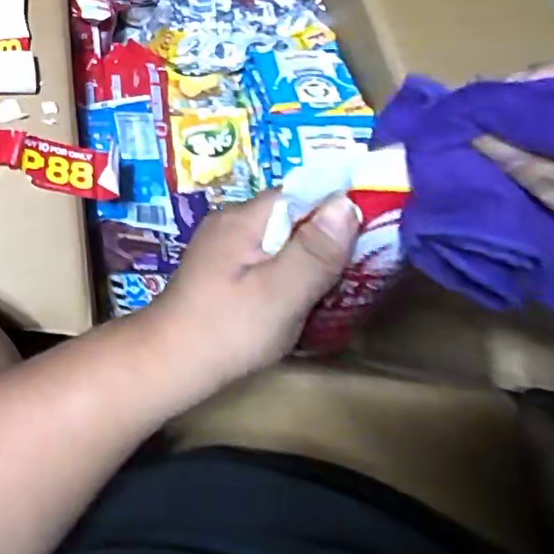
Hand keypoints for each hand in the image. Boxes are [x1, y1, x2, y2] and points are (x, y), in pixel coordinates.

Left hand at [149, 191, 358, 380]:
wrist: (173, 358)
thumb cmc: (230, 326)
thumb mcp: (281, 291)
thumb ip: (313, 250)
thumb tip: (345, 201)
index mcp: (241, 220)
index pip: (296, 194)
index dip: (337, 205)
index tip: (379, 223)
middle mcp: (229, 223)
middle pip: (289, 216)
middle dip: (329, 234)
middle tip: (373, 260)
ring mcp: (222, 246)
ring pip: (279, 239)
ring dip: (312, 256)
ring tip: (351, 279)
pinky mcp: (222, 270)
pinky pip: (266, 257)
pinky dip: (292, 270)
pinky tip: (311, 294)